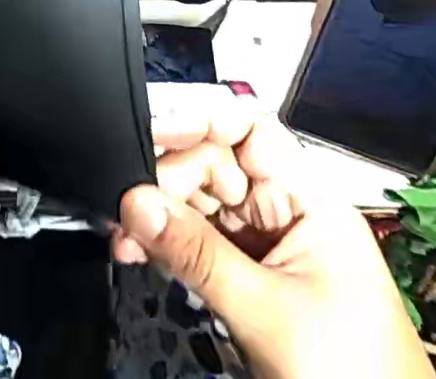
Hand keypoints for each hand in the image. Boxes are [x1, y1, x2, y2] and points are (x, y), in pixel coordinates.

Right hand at [112, 87, 434, 378]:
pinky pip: (197, 243)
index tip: (157, 133)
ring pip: (199, 205)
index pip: (251, 132)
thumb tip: (138, 202)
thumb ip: (198, 255)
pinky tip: (138, 250)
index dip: (203, 122)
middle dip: (169, 178)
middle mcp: (286, 213)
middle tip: (132, 203)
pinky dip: (166, 245)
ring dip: (159, 214)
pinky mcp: (246, 279)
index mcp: (310, 202)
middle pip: (215, 166)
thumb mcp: (268, 314)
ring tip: (125, 235)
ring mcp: (264, 246)